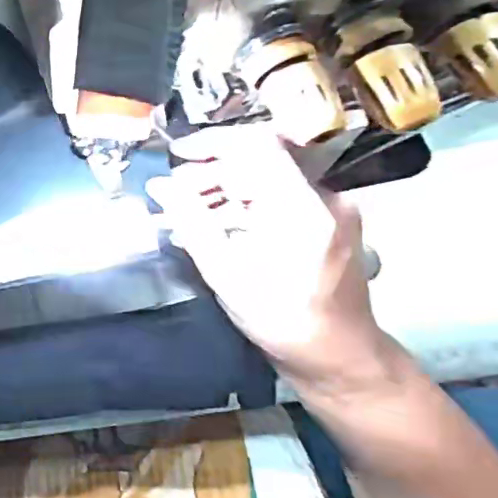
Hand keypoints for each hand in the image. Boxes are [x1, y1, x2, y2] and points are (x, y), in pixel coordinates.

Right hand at [146, 125, 408, 401]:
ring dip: (227, 185)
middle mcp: (324, 196)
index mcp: (301, 206)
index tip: (178, 153)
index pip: (258, 143)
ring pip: (270, 174)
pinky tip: (218, 222)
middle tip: (177, 191)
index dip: (213, 141)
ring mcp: (332, 207)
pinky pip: (283, 193)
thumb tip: (159, 185)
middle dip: (213, 168)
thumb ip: (191, 220)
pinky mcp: (330, 219)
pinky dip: (247, 200)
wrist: (339, 356)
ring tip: (191, 209)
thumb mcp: (224, 272)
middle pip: (262, 157)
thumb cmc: (279, 319)